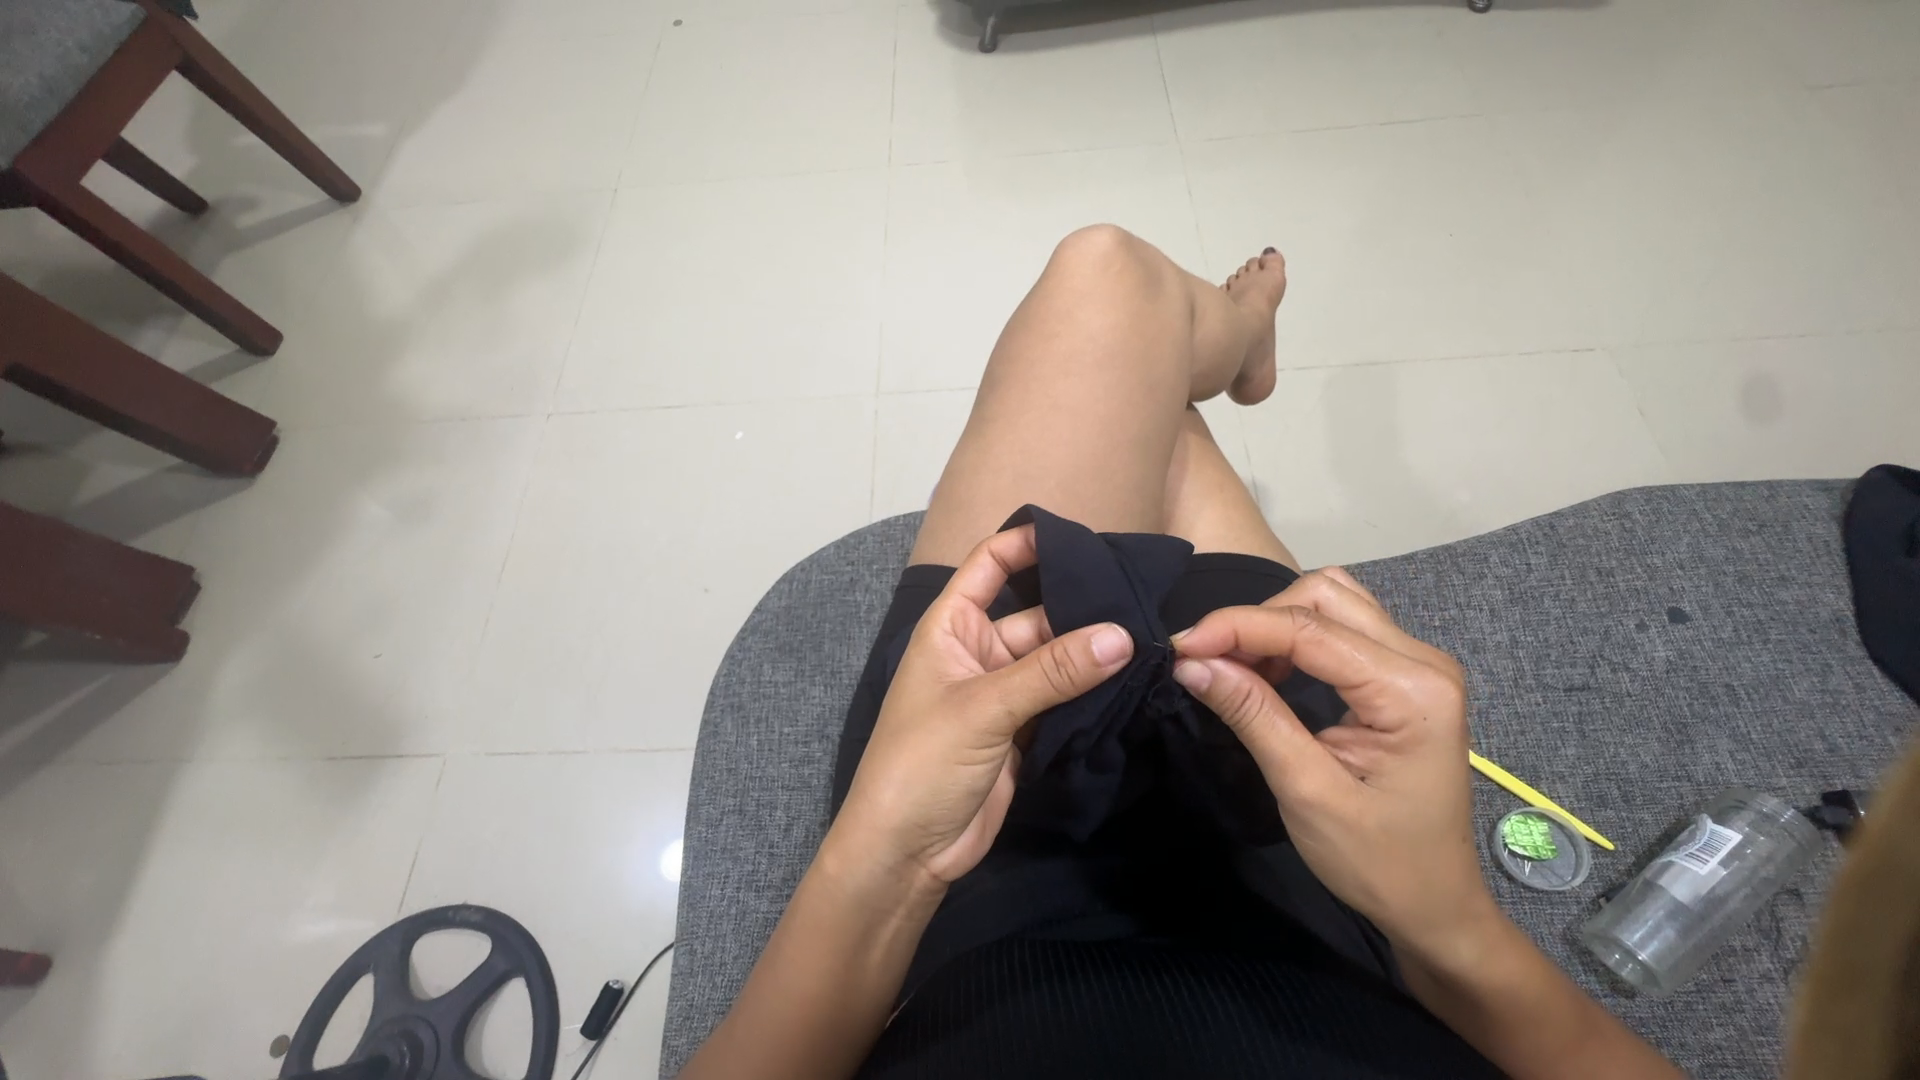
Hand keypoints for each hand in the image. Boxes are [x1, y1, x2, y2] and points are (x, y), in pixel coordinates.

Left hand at [831, 524, 1133, 890]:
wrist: (905, 853)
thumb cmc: (921, 763)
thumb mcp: (984, 708)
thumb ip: (1053, 672)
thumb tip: (1122, 636)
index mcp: (951, 626)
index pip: (990, 564)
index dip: (1029, 543)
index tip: (1084, 538)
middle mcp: (978, 651)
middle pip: (1037, 615)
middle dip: (1082, 610)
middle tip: (1144, 604)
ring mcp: (1002, 693)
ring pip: (1055, 660)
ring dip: (1093, 655)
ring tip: (1152, 641)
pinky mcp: (1022, 732)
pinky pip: (1062, 700)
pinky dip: (1092, 694)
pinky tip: (1135, 683)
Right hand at [1170, 567, 1493, 949]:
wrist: (1435, 905)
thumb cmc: (1378, 861)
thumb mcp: (1306, 790)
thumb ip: (1253, 715)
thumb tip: (1191, 663)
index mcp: (1411, 690)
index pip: (1309, 629)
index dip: (1236, 627)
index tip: (1179, 647)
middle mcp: (1422, 660)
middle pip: (1323, 597)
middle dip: (1255, 620)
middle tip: (1208, 661)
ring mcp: (1416, 664)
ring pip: (1330, 601)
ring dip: (1273, 624)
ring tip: (1236, 666)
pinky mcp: (1401, 675)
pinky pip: (1340, 626)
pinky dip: (1292, 637)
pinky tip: (1268, 671)